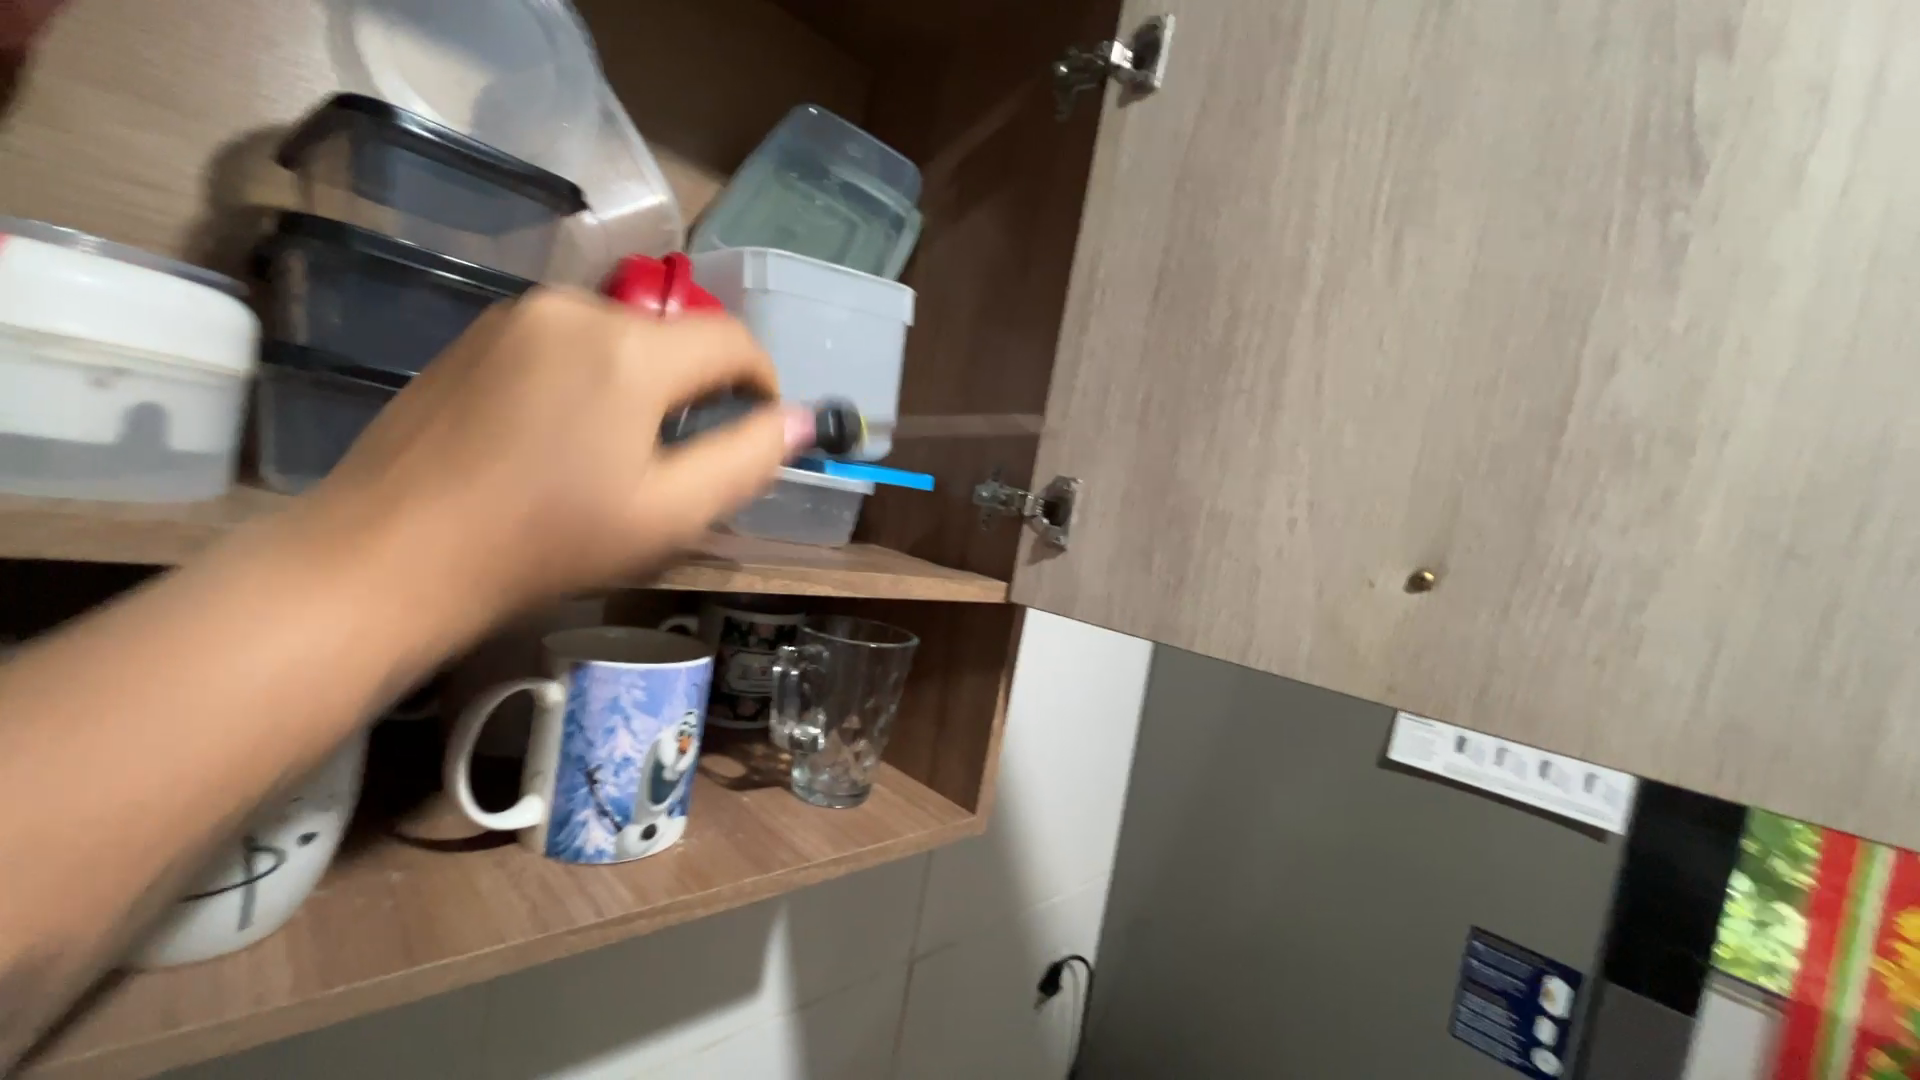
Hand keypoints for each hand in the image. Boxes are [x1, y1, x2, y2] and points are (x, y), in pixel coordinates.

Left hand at [301, 287, 803, 627]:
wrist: (392, 555)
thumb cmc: (547, 541)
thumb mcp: (670, 514)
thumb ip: (748, 459)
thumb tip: (801, 419)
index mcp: (630, 349)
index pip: (733, 340)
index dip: (763, 382)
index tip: (759, 428)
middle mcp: (576, 308)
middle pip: (676, 339)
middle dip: (697, 393)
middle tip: (681, 463)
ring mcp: (518, 316)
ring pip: (622, 340)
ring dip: (644, 387)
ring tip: (618, 457)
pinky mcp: (478, 335)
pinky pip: (568, 344)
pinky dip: (592, 381)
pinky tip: (561, 440)